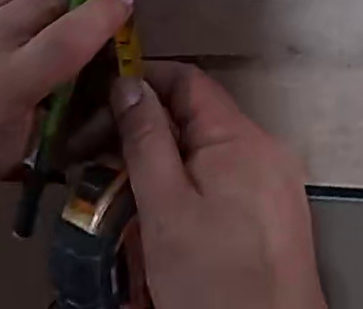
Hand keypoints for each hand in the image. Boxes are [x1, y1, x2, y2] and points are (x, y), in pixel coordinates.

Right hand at [113, 62, 327, 308]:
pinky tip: (150, 198)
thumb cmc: (213, 283)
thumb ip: (144, 136)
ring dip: (155, 152)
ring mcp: (270, 183)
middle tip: (92, 144)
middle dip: (141, 122)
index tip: (99, 97)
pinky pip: (216, 174)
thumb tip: (127, 82)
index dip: (141, 79)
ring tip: (112, 173)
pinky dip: (180, 176)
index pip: (186, 79)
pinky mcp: (269, 214)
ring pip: (200, 145)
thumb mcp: (164, 207)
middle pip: (192, 113)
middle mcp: (264, 149)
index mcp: (243, 139)